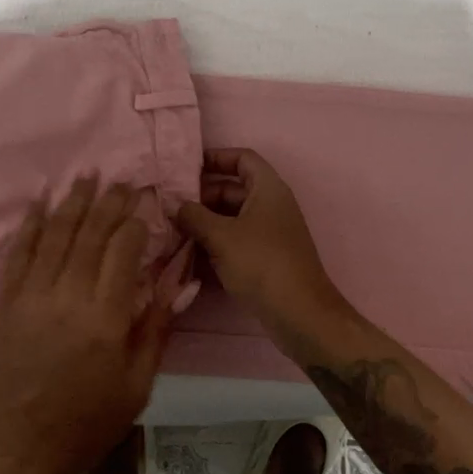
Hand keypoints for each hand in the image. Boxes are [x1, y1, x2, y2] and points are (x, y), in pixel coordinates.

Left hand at [0, 179, 174, 473]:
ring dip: (74, 201)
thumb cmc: (87, 421)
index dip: (136, 220)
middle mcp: (68, 295)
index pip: (124, 248)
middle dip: (109, 201)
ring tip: (88, 176)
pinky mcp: (6, 301)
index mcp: (105, 317)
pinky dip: (31, 223)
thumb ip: (157, 324)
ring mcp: (32, 295)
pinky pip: (19, 252)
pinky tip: (41, 202)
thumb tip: (180, 274)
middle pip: (91, 232)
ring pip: (56, 233)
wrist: (18, 450)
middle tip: (123, 178)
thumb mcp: (137, 383)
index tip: (147, 201)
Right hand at [175, 149, 348, 332]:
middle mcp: (271, 205)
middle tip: (172, 205)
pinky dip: (216, 242)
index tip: (187, 168)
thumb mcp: (222, 236)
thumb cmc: (262, 263)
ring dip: (206, 221)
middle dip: (203, 195)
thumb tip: (174, 205)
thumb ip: (194, 216)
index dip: (216, 158)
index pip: (242, 158)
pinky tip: (190, 253)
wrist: (301, 315)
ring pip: (233, 217)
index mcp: (268, 188)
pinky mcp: (266, 259)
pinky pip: (237, 240)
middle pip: (234, 189)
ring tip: (174, 228)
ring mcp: (270, 233)